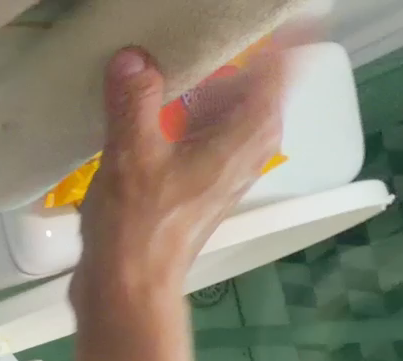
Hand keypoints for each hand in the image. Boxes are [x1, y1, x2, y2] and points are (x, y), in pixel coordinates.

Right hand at [75, 45, 284, 301]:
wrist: (125, 287)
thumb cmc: (136, 225)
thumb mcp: (130, 156)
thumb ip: (133, 103)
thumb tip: (131, 59)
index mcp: (252, 127)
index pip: (277, 58)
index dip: (252, 40)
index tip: (214, 31)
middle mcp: (250, 145)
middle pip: (242, 87)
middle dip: (207, 72)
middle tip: (164, 61)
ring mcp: (224, 171)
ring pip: (215, 117)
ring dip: (183, 105)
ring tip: (140, 97)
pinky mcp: (197, 191)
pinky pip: (195, 145)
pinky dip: (173, 133)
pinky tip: (134, 139)